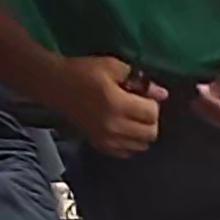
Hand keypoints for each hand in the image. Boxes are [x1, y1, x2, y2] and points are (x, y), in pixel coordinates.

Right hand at [46, 55, 166, 157]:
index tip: (145, 97)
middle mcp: (115, 126)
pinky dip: (131, 143)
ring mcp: (109, 140)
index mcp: (117, 104)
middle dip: (151, 120)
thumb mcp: (111, 67)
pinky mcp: (103, 147)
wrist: (57, 87)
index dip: (153, 104)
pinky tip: (124, 130)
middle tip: (141, 109)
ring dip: (142, 133)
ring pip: (142, 146)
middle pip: (150, 133)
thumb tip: (162, 94)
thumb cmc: (84, 72)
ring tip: (132, 119)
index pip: (151, 114)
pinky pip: (128, 153)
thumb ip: (139, 80)